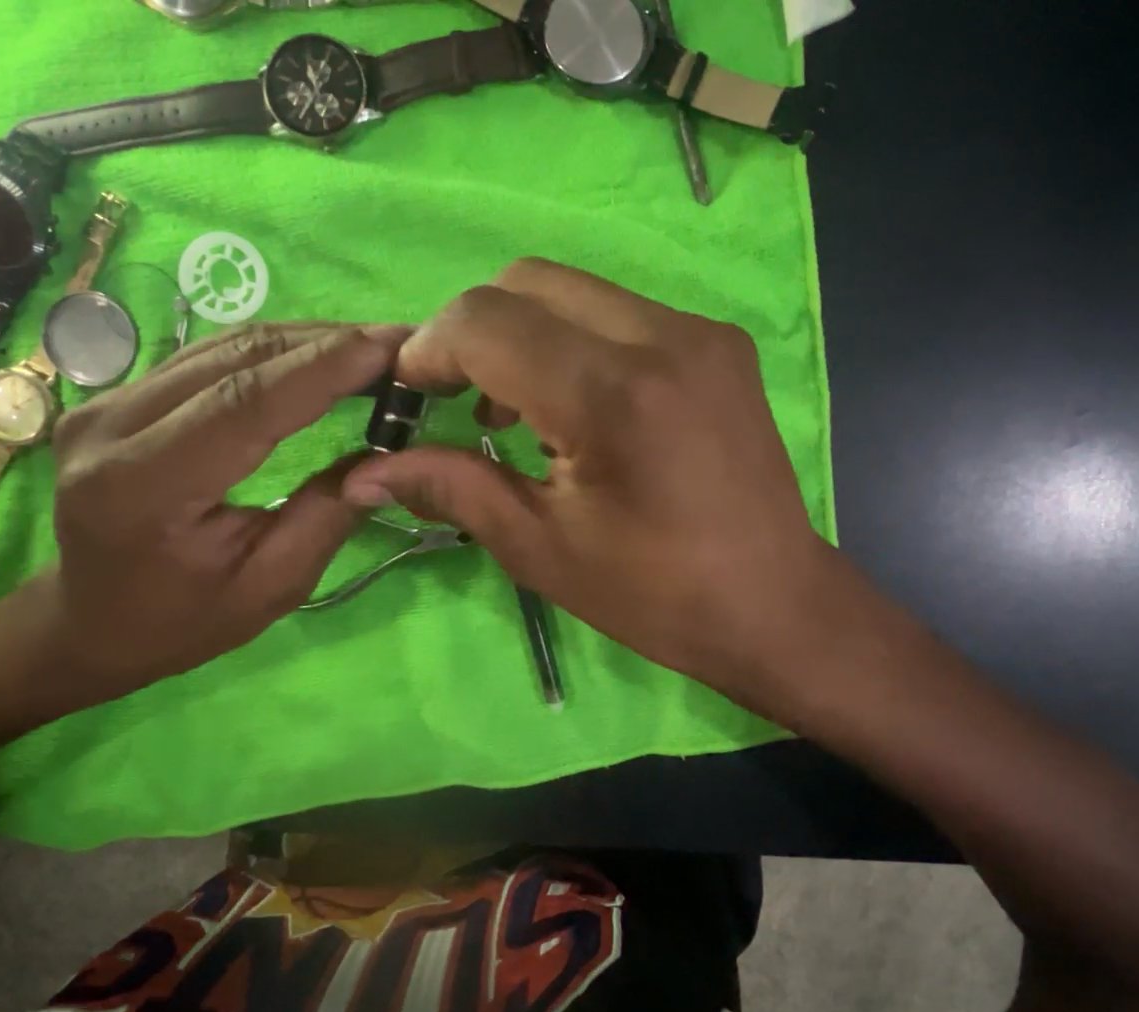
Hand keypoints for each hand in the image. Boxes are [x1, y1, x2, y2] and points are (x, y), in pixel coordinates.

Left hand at [44, 321, 405, 695]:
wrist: (87, 623)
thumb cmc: (182, 621)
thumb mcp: (270, 588)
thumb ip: (325, 518)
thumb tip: (384, 457)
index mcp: (144, 486)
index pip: (248, 403)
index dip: (325, 367)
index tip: (394, 346)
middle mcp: (112, 427)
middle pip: (237, 359)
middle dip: (327, 343)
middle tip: (401, 343)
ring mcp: (106, 402)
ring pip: (223, 345)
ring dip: (305, 339)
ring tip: (372, 346)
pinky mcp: (115, 395)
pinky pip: (207, 356)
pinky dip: (274, 351)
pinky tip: (319, 354)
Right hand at [341, 259, 834, 694]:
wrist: (775, 604)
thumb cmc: (658, 595)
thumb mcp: (542, 549)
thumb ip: (452, 489)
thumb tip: (363, 475)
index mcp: (615, 395)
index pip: (488, 322)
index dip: (431, 350)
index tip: (410, 394)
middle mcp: (663, 337)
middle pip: (529, 281)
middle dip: (474, 330)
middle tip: (457, 400)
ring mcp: (701, 332)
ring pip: (577, 289)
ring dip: (525, 331)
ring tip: (513, 411)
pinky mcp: (720, 343)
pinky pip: (622, 311)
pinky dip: (577, 339)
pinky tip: (574, 403)